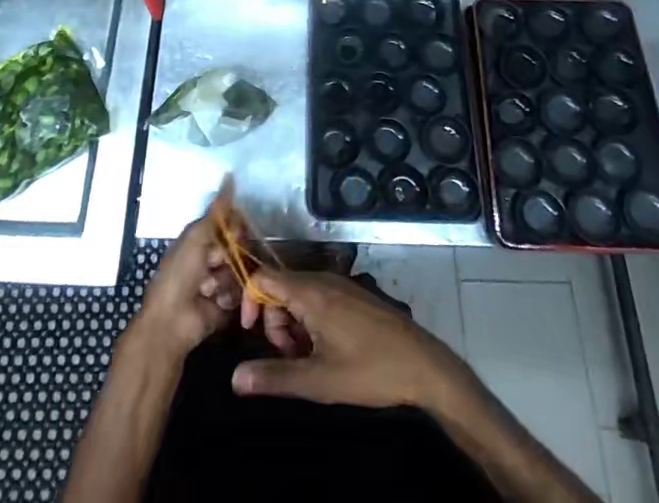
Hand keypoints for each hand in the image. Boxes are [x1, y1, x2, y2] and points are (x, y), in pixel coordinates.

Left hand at [130, 182, 243, 358]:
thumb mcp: (196, 236)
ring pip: (242, 270)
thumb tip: (229, 175)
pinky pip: (242, 292)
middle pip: (240, 247)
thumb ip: (216, 210)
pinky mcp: (229, 302)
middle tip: (215, 264)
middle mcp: (212, 258)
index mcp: (201, 240)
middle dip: (230, 256)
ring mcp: (221, 280)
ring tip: (209, 290)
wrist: (172, 321)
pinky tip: (215, 302)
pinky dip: (228, 297)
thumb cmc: (179, 275)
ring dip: (226, 279)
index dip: (235, 229)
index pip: (231, 225)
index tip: (233, 234)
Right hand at [232, 270, 470, 409]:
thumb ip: (273, 377)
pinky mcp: (355, 297)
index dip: (249, 302)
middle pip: (280, 288)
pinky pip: (319, 299)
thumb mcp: (318, 381)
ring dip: (292, 326)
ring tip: (307, 359)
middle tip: (287, 357)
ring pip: (299, 296)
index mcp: (312, 293)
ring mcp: (342, 287)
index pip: (263, 277)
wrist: (425, 366)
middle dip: (273, 322)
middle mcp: (324, 281)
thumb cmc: (370, 371)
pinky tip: (325, 352)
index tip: (251, 335)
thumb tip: (234, 378)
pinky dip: (311, 322)